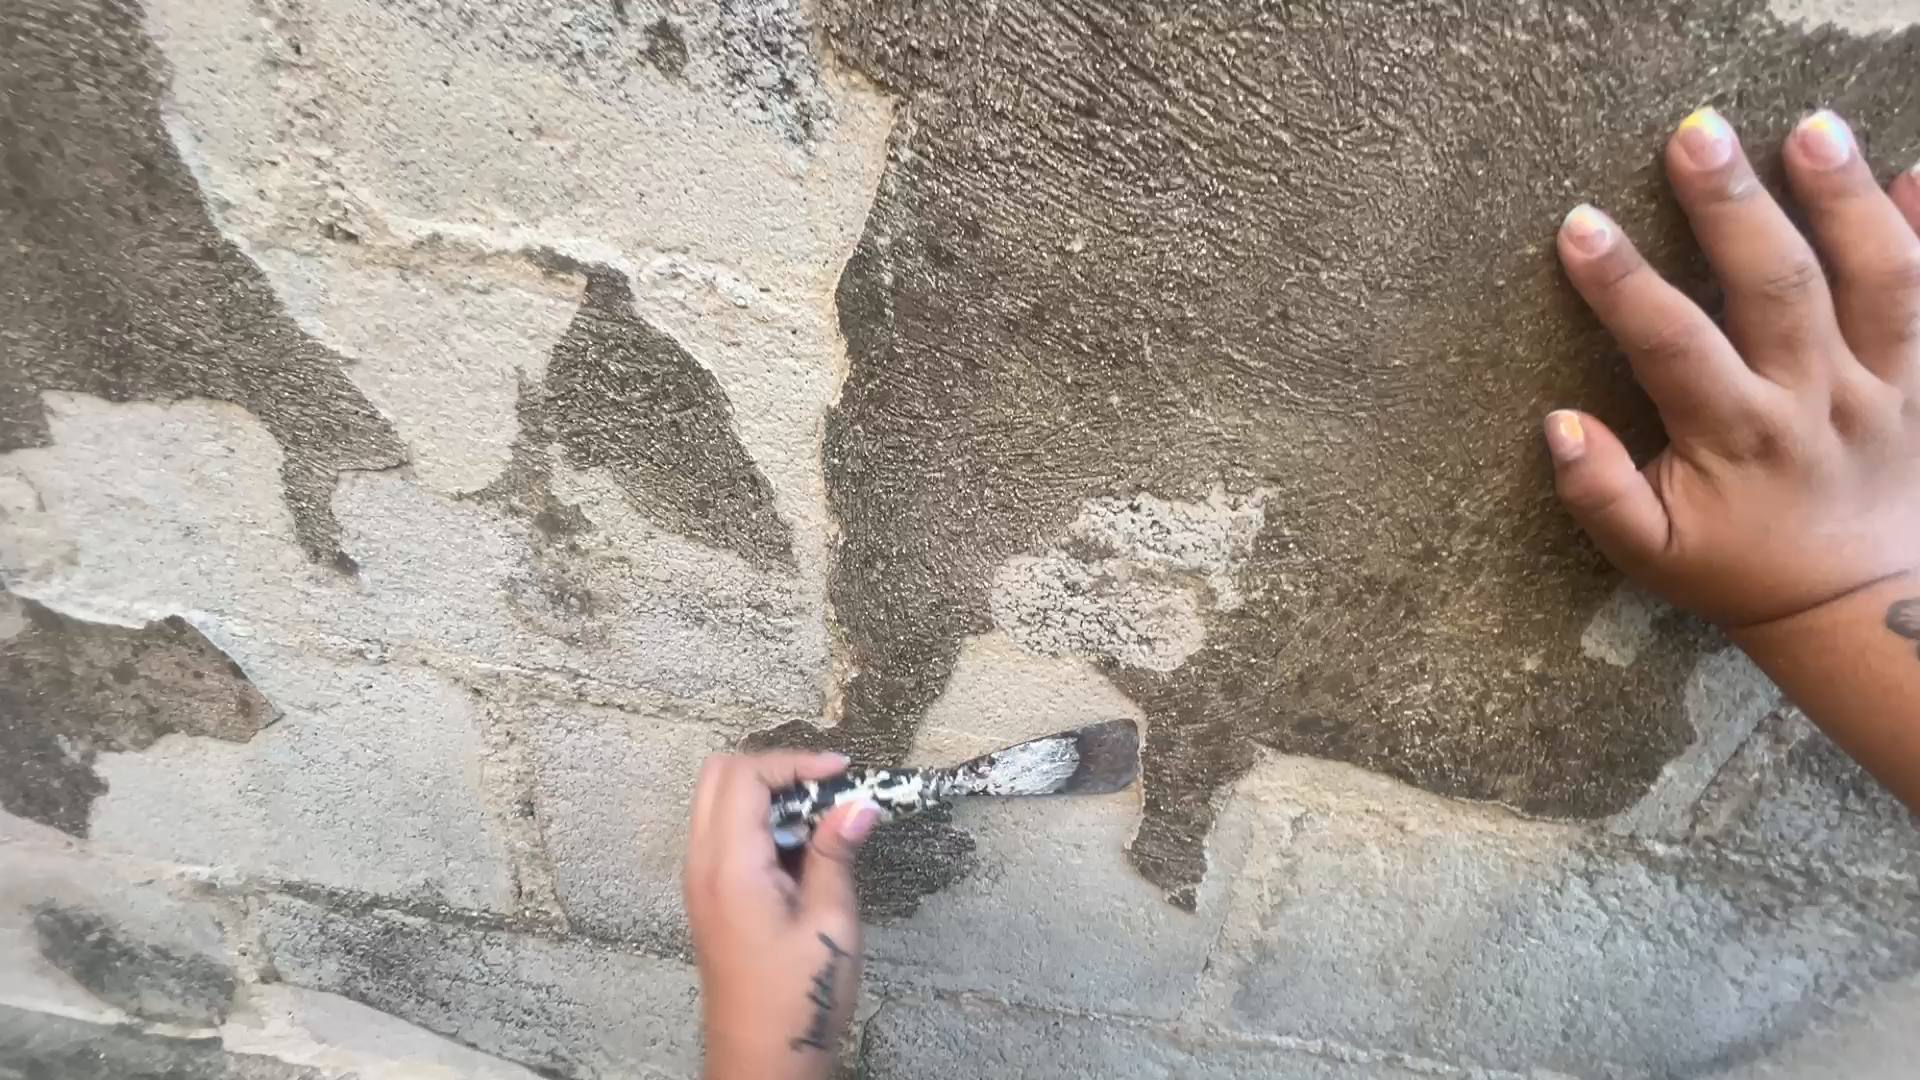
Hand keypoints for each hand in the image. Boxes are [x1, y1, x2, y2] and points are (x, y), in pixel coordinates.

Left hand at [684, 752, 881, 1079]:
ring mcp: (701, 879)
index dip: (795, 761)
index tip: (840, 771)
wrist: (762, 1064)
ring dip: (768, 791)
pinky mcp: (710, 892)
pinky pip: (725, 828)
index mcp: (730, 868)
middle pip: (719, 774)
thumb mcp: (830, 921)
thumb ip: (836, 853)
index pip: (746, 776)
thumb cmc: (798, 999)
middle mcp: (702, 865)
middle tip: (824, 784)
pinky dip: (760, 817)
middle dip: (774, 767)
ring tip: (820, 815)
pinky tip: (802, 845)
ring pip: (719, 798)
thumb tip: (859, 802)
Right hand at [1546, 108, 1919, 627]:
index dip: (1621, 283)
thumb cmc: (1730, 570)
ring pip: (1879, 274)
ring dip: (1842, 195)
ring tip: (1807, 128)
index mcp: (1736, 435)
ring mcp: (1891, 384)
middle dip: (1732, 206)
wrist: (1861, 605)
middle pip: (1778, 285)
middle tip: (1697, 135)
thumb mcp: (1640, 548)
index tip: (1579, 228)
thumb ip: (1594, 489)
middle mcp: (1819, 397)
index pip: (1669, 342)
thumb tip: (1556, 422)